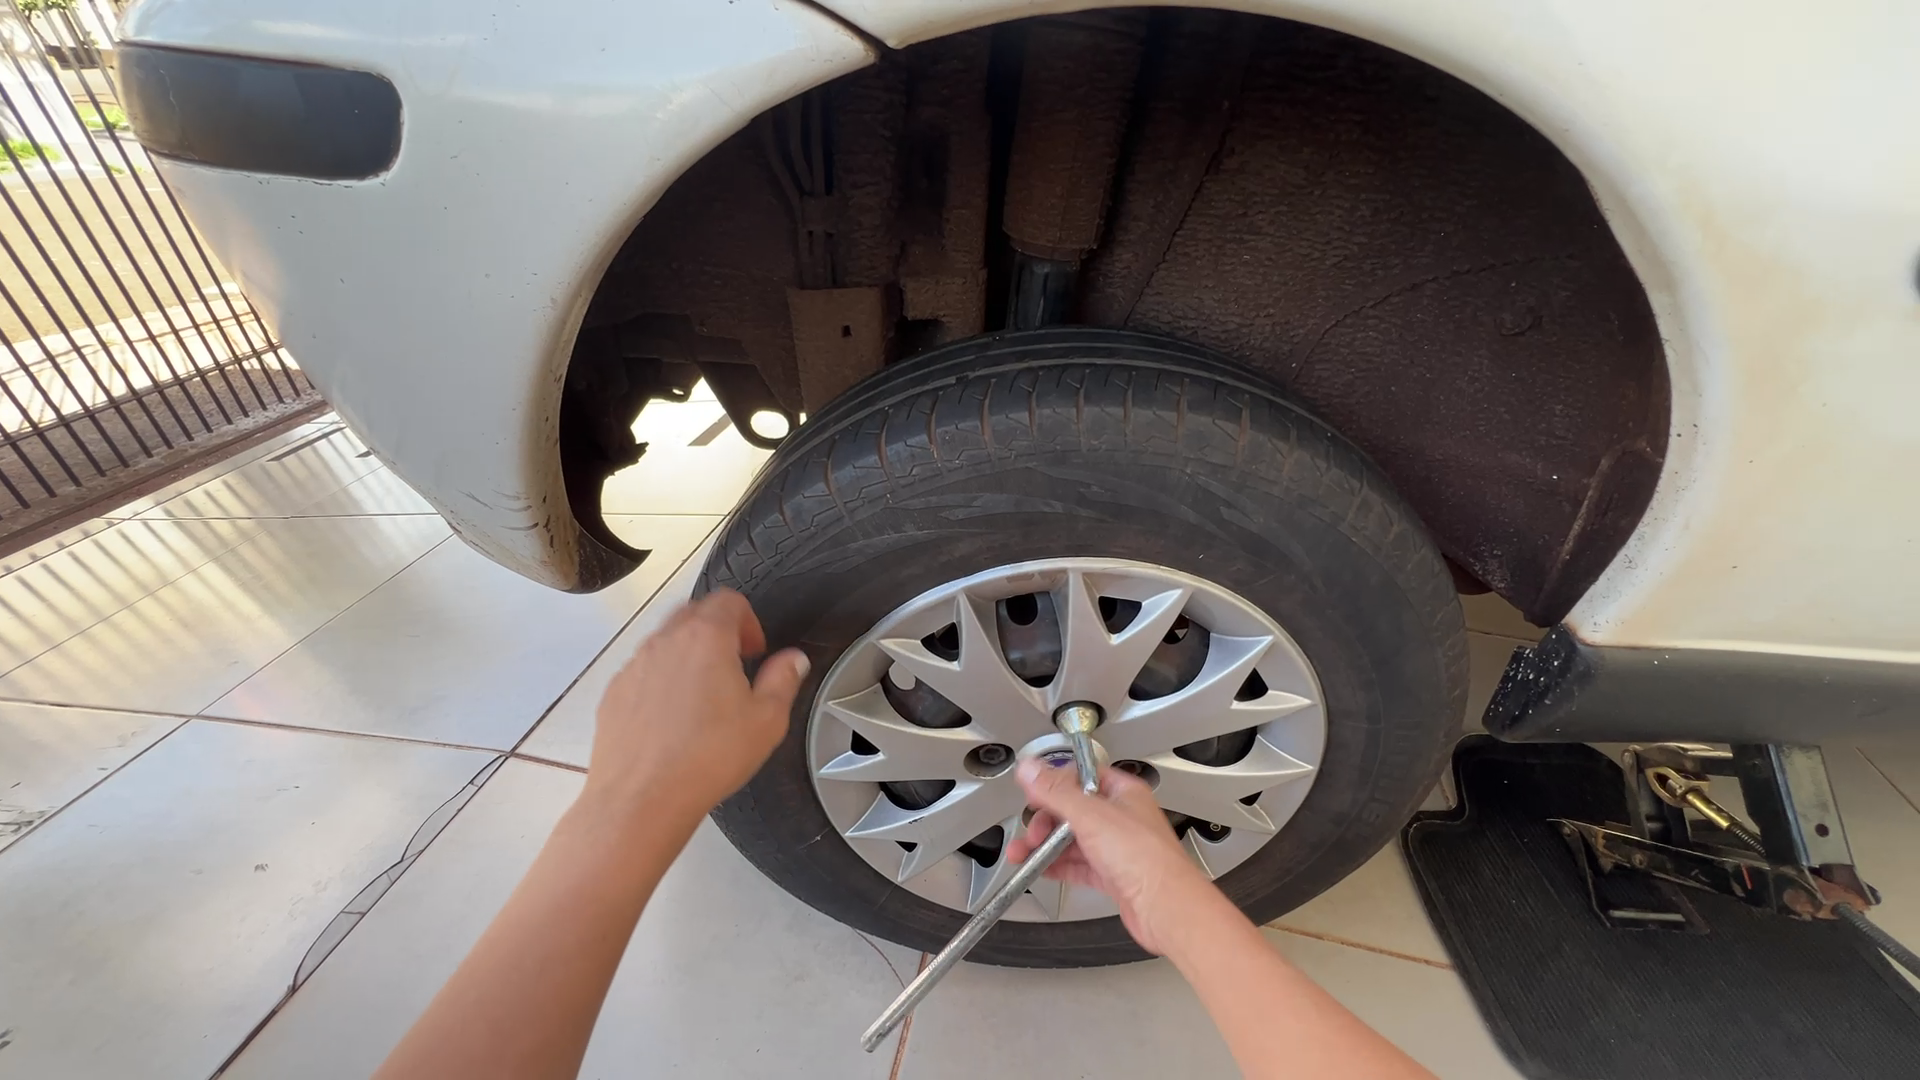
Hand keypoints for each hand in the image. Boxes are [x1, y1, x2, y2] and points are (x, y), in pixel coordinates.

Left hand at [580, 590, 808, 832]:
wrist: (641, 799)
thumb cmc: (709, 757)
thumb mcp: (768, 719)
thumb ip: (784, 678)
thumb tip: (793, 659)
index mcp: (707, 638)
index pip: (728, 600)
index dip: (749, 620)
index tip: (755, 651)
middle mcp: (666, 641)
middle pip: (694, 612)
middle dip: (718, 631)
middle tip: (734, 665)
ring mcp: (634, 666)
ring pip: (666, 641)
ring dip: (688, 654)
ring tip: (704, 695)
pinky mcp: (613, 693)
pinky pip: (643, 671)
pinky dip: (662, 680)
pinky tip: (673, 719)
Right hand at [1005, 758, 1217, 954]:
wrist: (1168, 910)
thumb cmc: (1147, 860)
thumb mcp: (1091, 815)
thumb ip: (1055, 791)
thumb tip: (1030, 768)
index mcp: (1123, 792)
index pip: (1081, 776)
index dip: (1055, 783)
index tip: (1033, 792)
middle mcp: (1121, 818)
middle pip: (1073, 810)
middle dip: (1045, 821)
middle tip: (1032, 830)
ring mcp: (1118, 848)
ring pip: (1073, 840)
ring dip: (1045, 846)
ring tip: (1023, 853)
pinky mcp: (1113, 875)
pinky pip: (1078, 865)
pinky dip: (1057, 866)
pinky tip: (1040, 868)